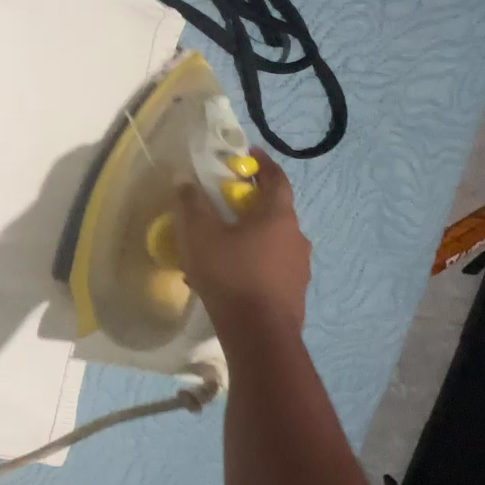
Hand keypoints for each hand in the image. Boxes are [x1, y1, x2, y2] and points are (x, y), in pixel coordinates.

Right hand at [174, 149, 311, 340]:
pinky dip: (250, 260)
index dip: (263, 165)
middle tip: (222, 204)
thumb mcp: (199, 234)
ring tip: (219, 244)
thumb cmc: (229, 272)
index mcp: (277, 217)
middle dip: (248, 204)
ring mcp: (299, 264)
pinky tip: (226, 274)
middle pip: (273, 211)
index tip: (248, 155)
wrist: (258, 329)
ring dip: (248, 235)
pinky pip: (269, 264)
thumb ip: (192, 204)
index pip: (276, 180)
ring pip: (270, 240)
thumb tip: (185, 179)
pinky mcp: (293, 288)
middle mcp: (296, 236)